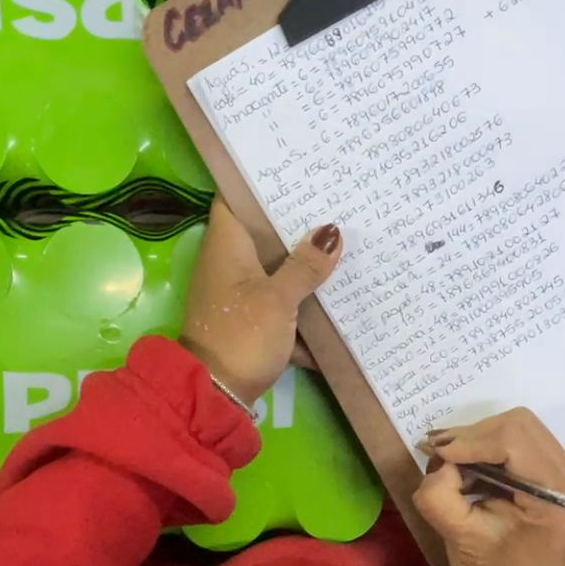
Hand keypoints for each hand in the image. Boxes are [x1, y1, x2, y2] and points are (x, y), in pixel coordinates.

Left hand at [181, 198, 342, 403]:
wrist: (217, 396)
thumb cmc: (242, 335)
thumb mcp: (278, 299)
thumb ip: (305, 266)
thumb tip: (331, 231)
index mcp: (227, 247)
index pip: (236, 199)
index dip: (261, 182)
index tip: (296, 170)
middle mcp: (230, 265)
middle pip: (264, 234)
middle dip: (298, 224)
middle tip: (338, 202)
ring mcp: (240, 294)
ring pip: (277, 269)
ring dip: (305, 264)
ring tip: (347, 242)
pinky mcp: (252, 323)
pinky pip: (283, 304)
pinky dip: (304, 305)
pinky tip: (340, 301)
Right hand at [413, 409, 564, 565]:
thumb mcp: (460, 540)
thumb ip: (441, 497)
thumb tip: (439, 462)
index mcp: (558, 498)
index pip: (514, 440)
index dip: (470, 440)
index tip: (437, 455)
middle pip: (519, 425)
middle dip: (474, 435)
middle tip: (440, 456)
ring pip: (520, 427)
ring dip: (480, 438)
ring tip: (452, 460)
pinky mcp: (558, 475)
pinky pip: (523, 442)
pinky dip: (490, 445)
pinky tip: (469, 464)